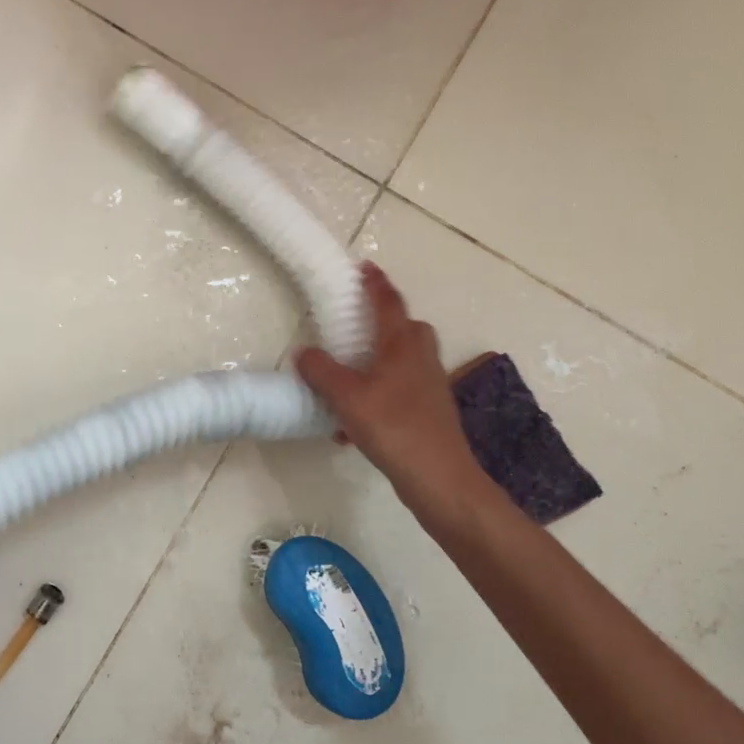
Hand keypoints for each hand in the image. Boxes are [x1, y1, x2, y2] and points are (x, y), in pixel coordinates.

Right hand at [295, 263, 487, 512]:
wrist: (438, 477)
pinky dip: (377, 395)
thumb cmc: (394, 427)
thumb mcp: (347, 397)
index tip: (365, 266)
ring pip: (403, 361)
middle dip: (383, 323)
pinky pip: (399, 391)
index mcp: (403, 345)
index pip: (389, 303)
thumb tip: (304, 353)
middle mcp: (421, 359)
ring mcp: (428, 386)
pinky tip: (351, 426)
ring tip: (346, 378)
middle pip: (406, 329)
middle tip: (355, 325)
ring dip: (378, 361)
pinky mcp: (428, 412)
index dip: (376, 284)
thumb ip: (322, 372)